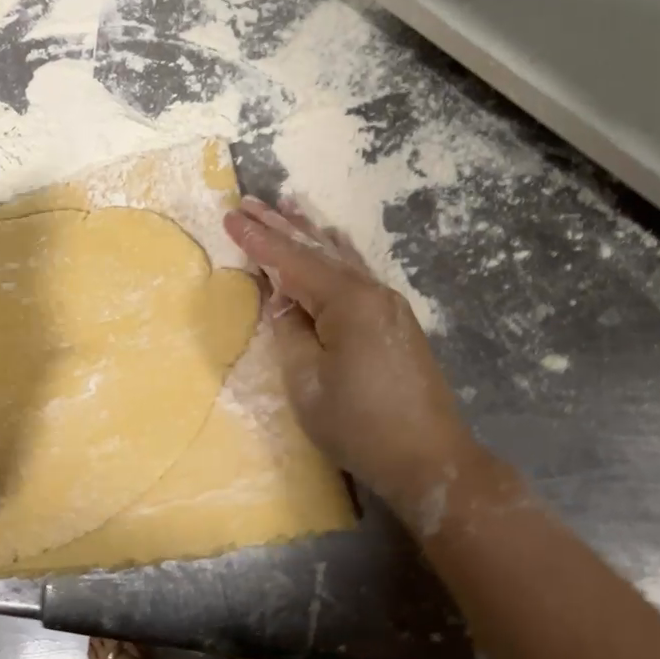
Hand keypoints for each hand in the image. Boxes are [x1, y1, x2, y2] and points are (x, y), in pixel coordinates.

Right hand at [223, 196, 483, 525]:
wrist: (429, 458)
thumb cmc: (359, 425)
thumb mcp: (307, 382)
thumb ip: (289, 332)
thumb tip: (281, 300)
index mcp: (348, 303)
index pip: (292, 262)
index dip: (258, 240)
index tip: (230, 215)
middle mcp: (372, 292)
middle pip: (317, 250)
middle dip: (281, 226)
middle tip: (249, 200)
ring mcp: (388, 304)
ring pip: (340, 257)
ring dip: (309, 232)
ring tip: (286, 204)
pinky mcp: (394, 320)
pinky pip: (357, 272)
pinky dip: (337, 252)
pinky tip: (332, 240)